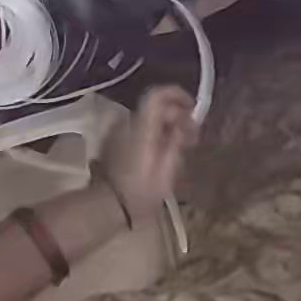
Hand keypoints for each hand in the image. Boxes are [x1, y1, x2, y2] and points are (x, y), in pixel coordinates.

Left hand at [97, 86, 199, 221]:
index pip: (157, 94)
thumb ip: (177, 140)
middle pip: (155, 107)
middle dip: (176, 115)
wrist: (108, 206)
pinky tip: (162, 151)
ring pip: (147, 118)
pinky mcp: (114, 141)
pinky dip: (152, 133)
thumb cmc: (141, 192)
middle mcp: (127, 123)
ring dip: (165, 126)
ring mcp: (118, 131)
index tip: (193, 108)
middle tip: (192, 136)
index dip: (178, 95)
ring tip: (181, 147)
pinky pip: (137, 128)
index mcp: (141, 127)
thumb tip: (188, 120)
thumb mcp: (167, 170)